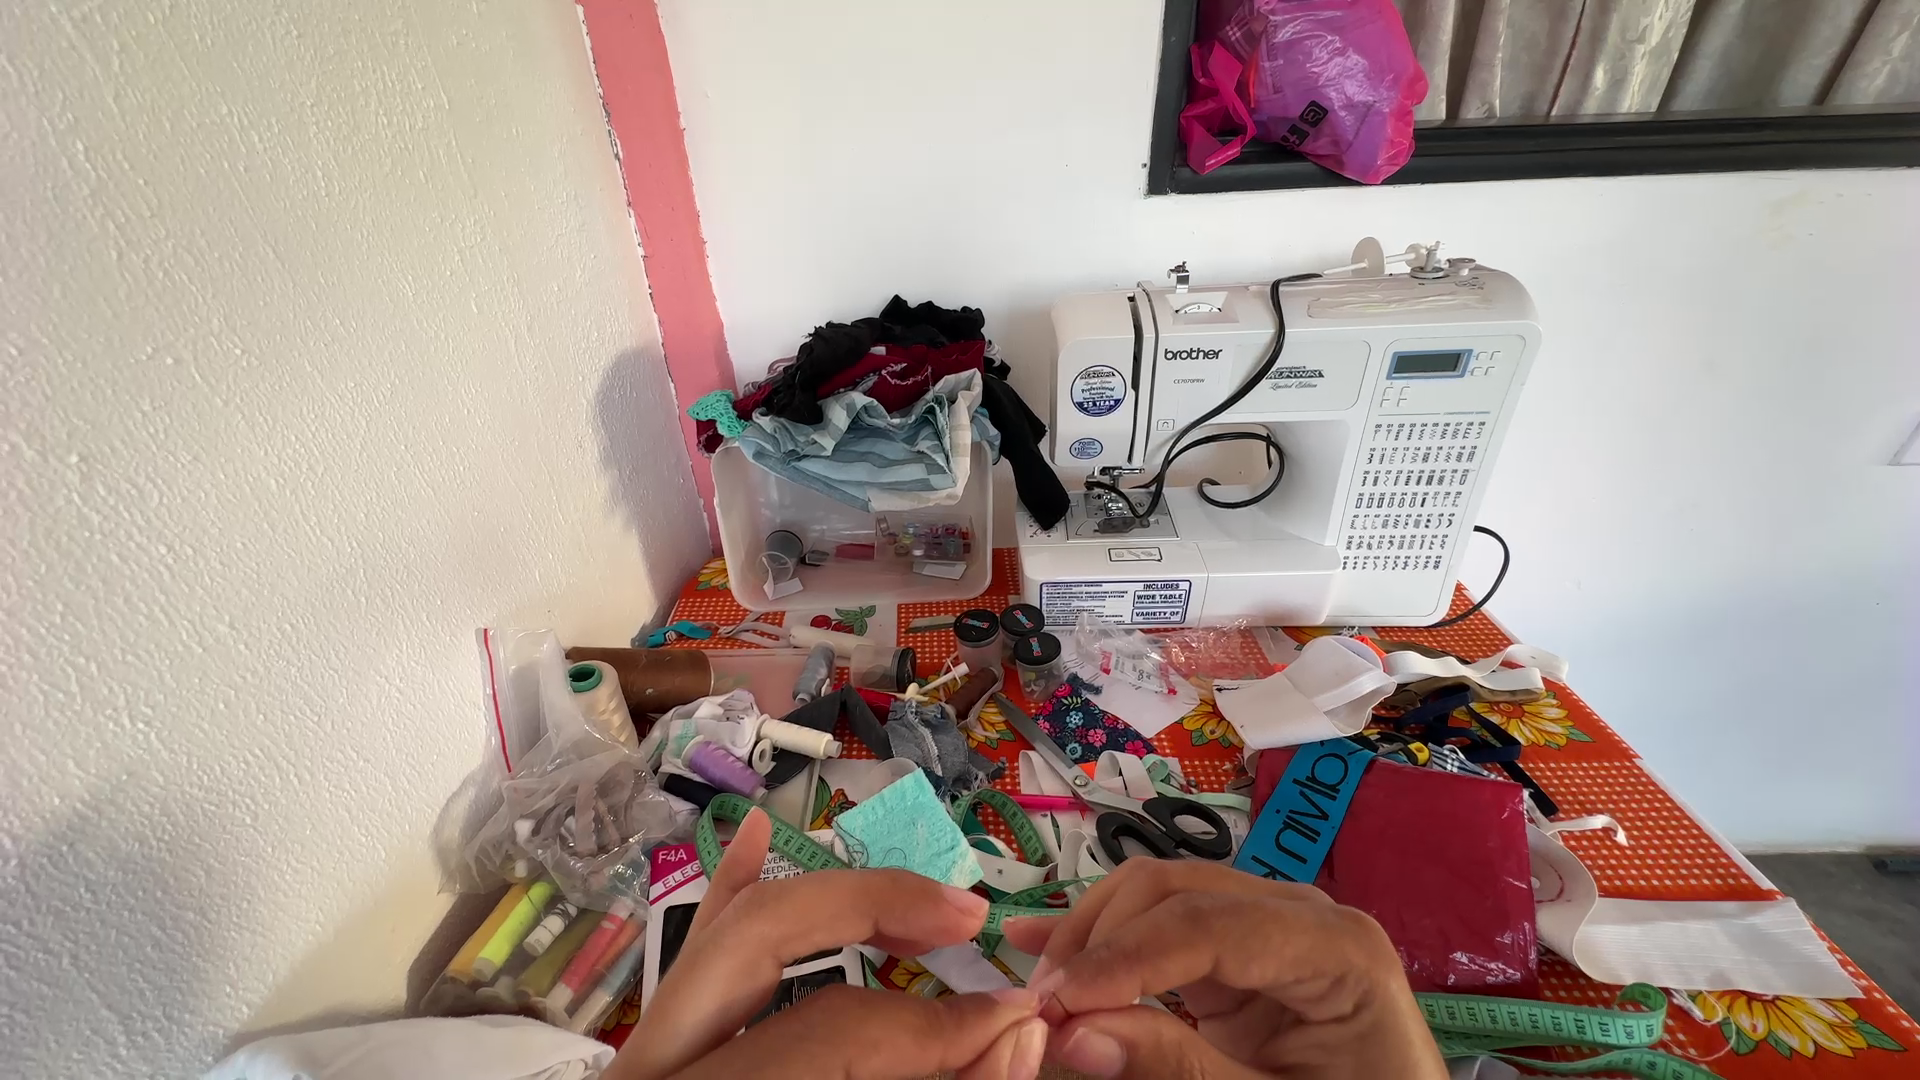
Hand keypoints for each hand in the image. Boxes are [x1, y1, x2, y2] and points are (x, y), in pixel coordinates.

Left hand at [605, 808, 1048, 1079]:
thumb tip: (1019, 1032)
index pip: (839, 1037)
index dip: (941, 1026)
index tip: (1020, 1014)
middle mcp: (653, 1077)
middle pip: (767, 935)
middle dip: (879, 909)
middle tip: (966, 917)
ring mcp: (642, 1068)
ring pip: (727, 930)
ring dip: (823, 890)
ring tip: (909, 888)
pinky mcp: (653, 1069)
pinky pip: (691, 965)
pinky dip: (730, 895)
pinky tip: (755, 835)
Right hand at [1001, 860, 1444, 1079]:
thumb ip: (1180, 1070)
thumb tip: (1073, 1033)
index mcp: (1332, 947)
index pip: (1207, 924)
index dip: (1125, 956)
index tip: (1058, 1002)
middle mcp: (1296, 911)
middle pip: (1173, 890)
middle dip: (1099, 940)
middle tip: (1043, 1004)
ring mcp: (1261, 920)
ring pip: (1153, 894)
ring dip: (1091, 935)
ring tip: (1041, 987)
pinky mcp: (1231, 946)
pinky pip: (1156, 924)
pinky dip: (1101, 935)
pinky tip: (1038, 937)